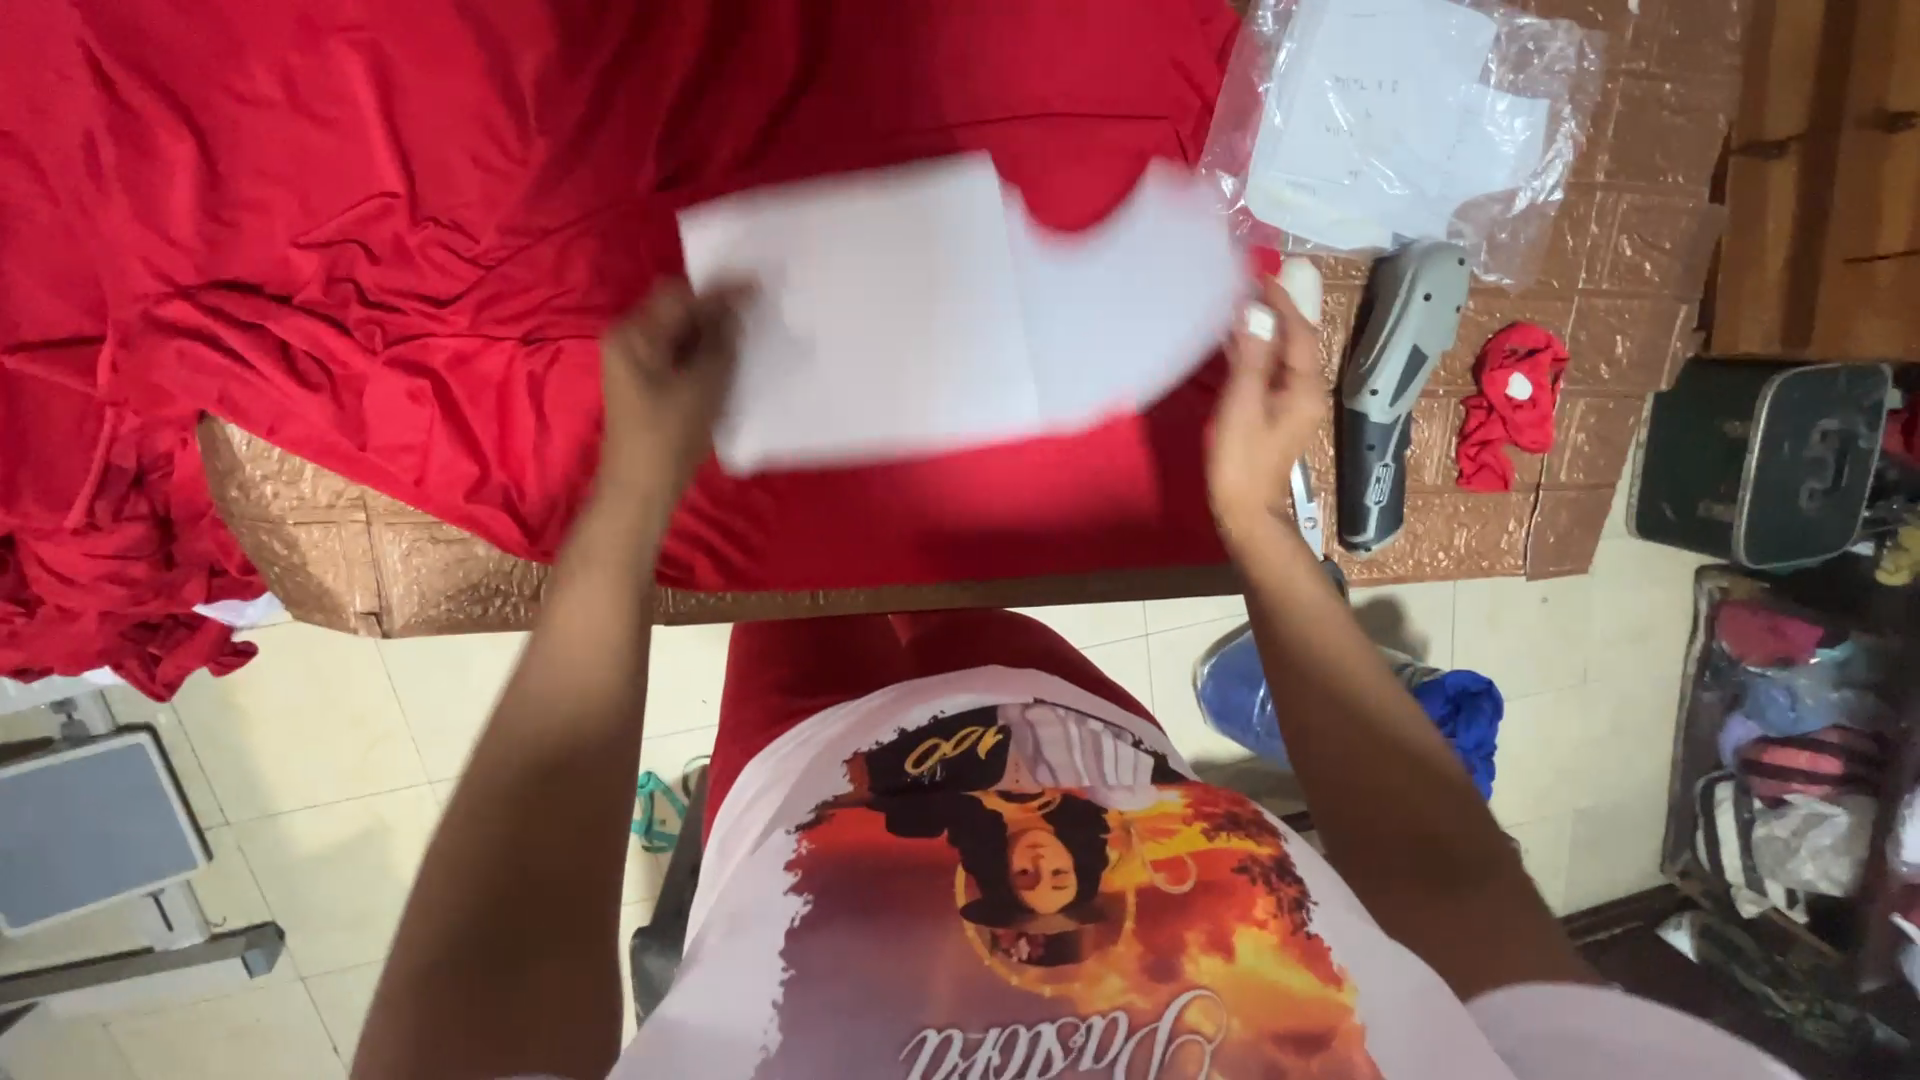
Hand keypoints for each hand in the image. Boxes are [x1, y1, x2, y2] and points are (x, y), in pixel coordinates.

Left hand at [597, 279, 756, 503]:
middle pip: (677, 309)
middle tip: (756, 308)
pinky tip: (731, 357)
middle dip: (716, 307)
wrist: (642, 488)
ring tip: (749, 330)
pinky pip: (679, 352)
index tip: (759, 285)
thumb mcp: (702, 386)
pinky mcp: (648, 382)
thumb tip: (734, 314)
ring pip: (680, 331)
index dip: (721, 289)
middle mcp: (629, 340)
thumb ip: (720, 344)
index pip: (681, 296)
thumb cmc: (668, 437)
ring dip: (713, 329)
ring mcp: (636, 362)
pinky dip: (704, 350)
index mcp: (635, 335)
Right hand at [1206, 275, 1327, 548]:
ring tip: (1241, 307)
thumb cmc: (1241, 462)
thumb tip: (1254, 313)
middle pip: (1297, 340)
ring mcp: (1294, 404)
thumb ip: (1250, 358)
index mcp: (1304, 387)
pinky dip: (1259, 352)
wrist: (1247, 512)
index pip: (1299, 332)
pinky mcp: (1278, 414)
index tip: (1260, 275)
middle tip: (1250, 284)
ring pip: (1284, 355)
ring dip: (1267, 329)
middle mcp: (1307, 391)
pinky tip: (1240, 343)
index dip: (1282, 301)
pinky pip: (1273, 371)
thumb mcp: (1241, 407)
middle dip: (1277, 310)